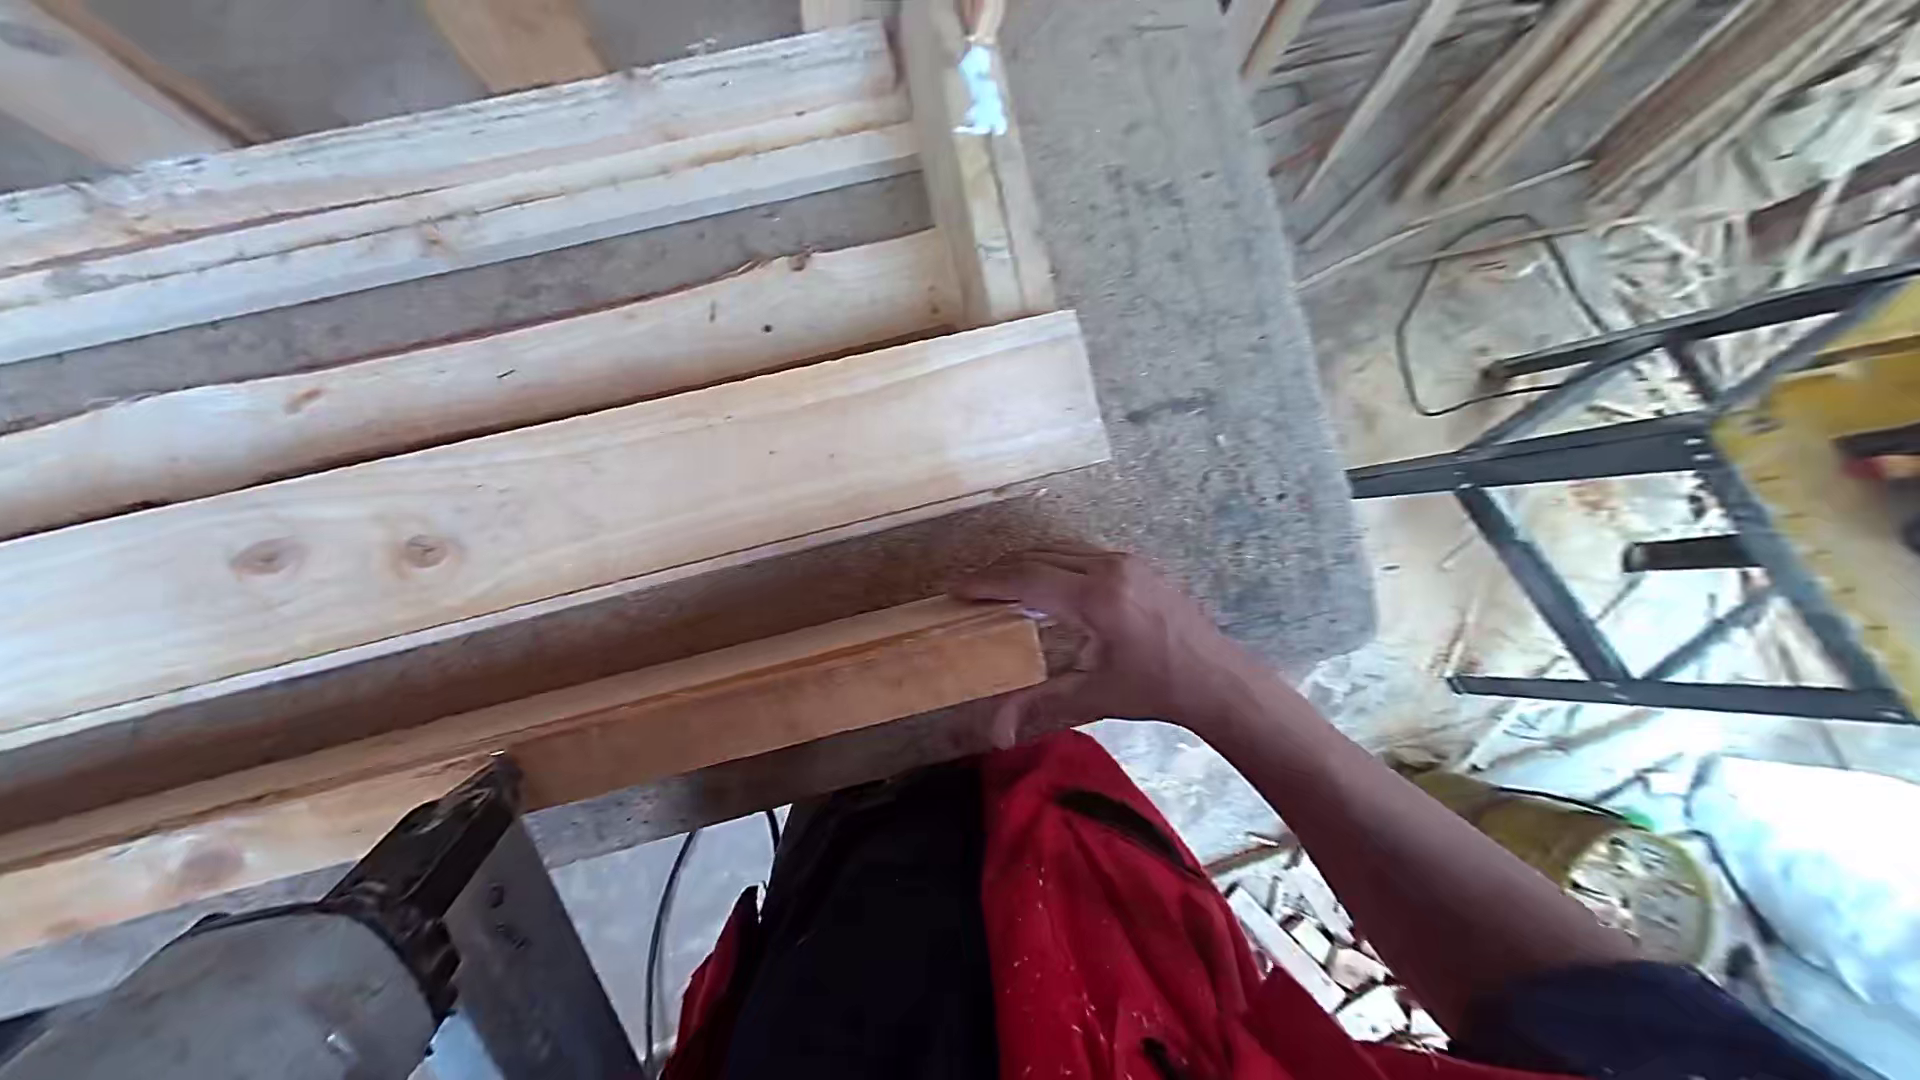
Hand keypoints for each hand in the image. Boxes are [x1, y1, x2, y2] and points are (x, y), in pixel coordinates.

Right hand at [951, 547, 1292, 745]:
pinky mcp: (1136, 562)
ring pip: (1060, 549)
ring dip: (1025, 562)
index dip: (987, 582)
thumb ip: (1038, 705)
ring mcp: (1126, 560)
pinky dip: (1052, 561)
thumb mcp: (1093, 696)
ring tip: (1000, 583)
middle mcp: (1109, 568)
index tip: (957, 589)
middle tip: (972, 587)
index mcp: (1096, 598)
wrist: (1216, 678)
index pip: (1027, 579)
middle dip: (1000, 569)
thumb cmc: (1154, 689)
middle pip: (1039, 556)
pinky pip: (1081, 552)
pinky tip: (1044, 581)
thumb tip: (995, 735)